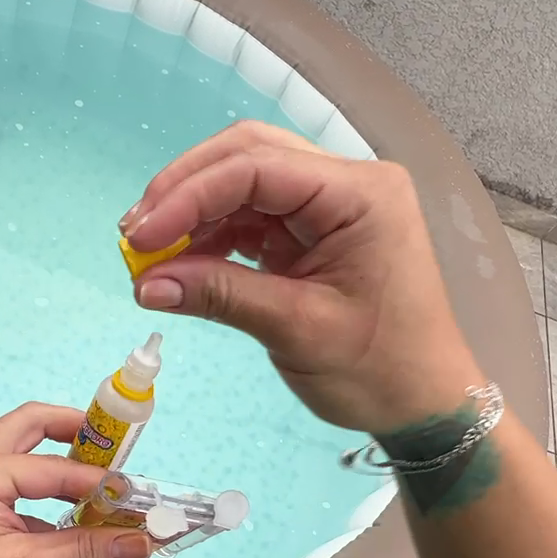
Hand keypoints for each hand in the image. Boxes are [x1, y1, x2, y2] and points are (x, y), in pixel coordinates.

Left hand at [0, 403, 151, 557]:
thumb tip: (139, 542)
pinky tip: (73, 521)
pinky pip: (13, 490)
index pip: (52, 466)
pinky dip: (44, 499)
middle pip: (30, 429)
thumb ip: (88, 549)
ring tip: (102, 487)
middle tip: (116, 449)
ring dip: (60, 468)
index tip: (135, 494)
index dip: (98, 480)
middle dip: (76, 435)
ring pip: (21, 458)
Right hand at [122, 120, 486, 434]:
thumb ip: (221, 296)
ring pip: (245, 185)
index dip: (188, 197)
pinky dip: (211, 239)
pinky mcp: (312, 235)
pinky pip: (252, 221)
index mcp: (357, 194)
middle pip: (249, 156)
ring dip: (193, 214)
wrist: (422, 402)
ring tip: (147, 256)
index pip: (257, 168)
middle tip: (134, 236)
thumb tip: (147, 285)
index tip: (140, 239)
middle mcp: (345, 185)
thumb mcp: (296, 331)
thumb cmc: (376, 369)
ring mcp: (328, 208)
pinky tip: (181, 265)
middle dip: (184, 191)